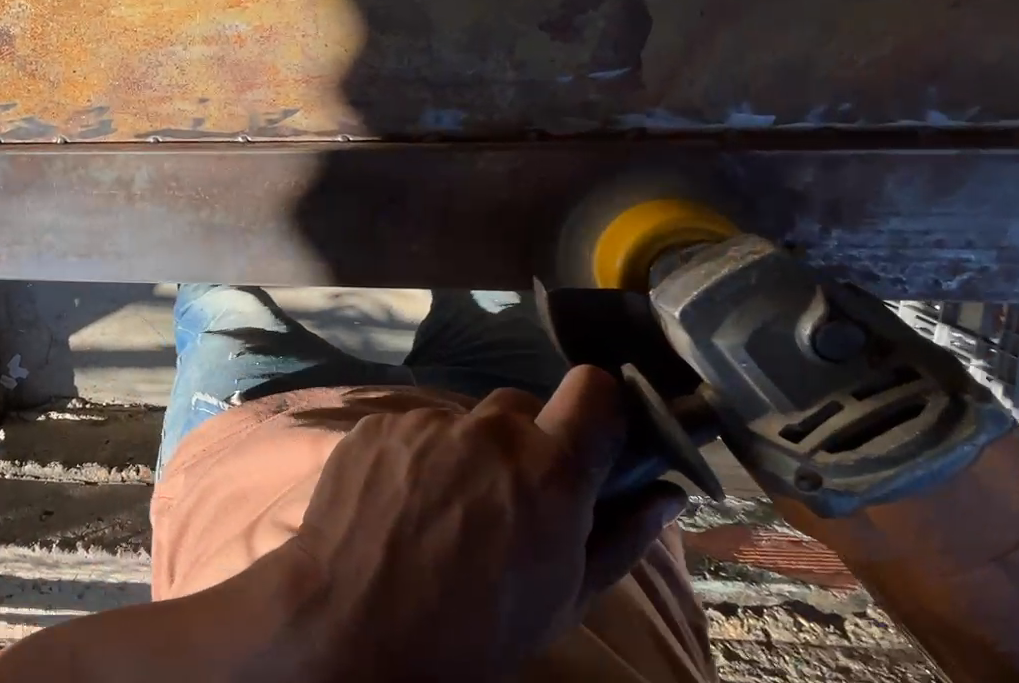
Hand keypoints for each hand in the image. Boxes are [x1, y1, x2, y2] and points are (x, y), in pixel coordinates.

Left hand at [275, 366, 688, 682]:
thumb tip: (664, 493)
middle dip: (526, 443)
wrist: (354, 623)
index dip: (598, 408)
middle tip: (508, 497)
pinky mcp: (375, 426)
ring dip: (466, 452)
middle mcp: (486, 430)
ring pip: (462, 423)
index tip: (591, 438)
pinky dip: (417, 456)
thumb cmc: (477, 628)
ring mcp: (424, 423)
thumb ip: (621, 535)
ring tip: (443, 510)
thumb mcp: (566, 597)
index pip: (593, 390)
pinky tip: (402, 504)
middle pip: (520, 409)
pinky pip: (412, 430)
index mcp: (547, 468)